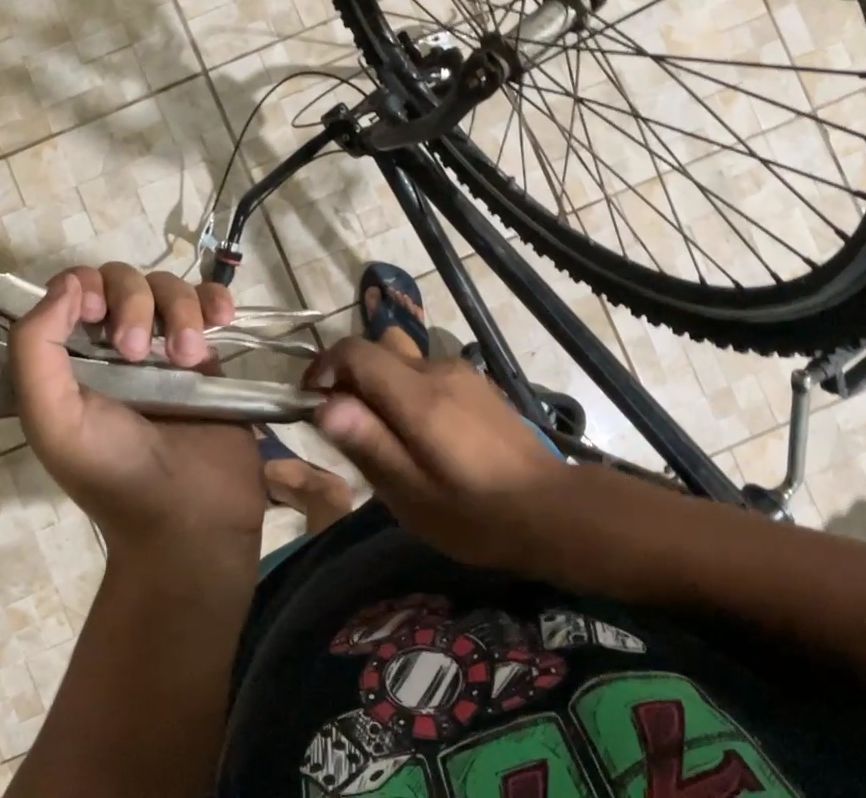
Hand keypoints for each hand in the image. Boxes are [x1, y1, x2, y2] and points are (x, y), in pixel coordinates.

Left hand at [9, 264, 265, 568]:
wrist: (189, 519)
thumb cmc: (115, 474)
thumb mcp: (53, 420)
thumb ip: (36, 348)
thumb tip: (66, 283)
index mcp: (71, 359)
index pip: (72, 289)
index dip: (84, 288)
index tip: (97, 317)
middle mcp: (114, 348)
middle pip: (123, 280)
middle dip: (133, 304)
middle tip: (140, 354)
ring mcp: (164, 350)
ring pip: (169, 288)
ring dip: (179, 311)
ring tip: (189, 357)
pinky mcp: (208, 359)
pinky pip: (211, 305)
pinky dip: (216, 300)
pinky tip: (222, 319)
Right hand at [303, 336, 574, 575]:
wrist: (553, 512)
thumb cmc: (475, 515)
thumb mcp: (411, 493)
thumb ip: (368, 443)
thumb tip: (323, 405)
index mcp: (418, 396)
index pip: (355, 351)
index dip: (324, 368)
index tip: (312, 401)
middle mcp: (439, 371)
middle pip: (378, 350)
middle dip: (351, 378)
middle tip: (348, 426)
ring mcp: (463, 375)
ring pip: (404, 361)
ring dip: (381, 386)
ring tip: (385, 437)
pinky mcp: (478, 387)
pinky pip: (428, 374)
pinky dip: (408, 392)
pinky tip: (422, 436)